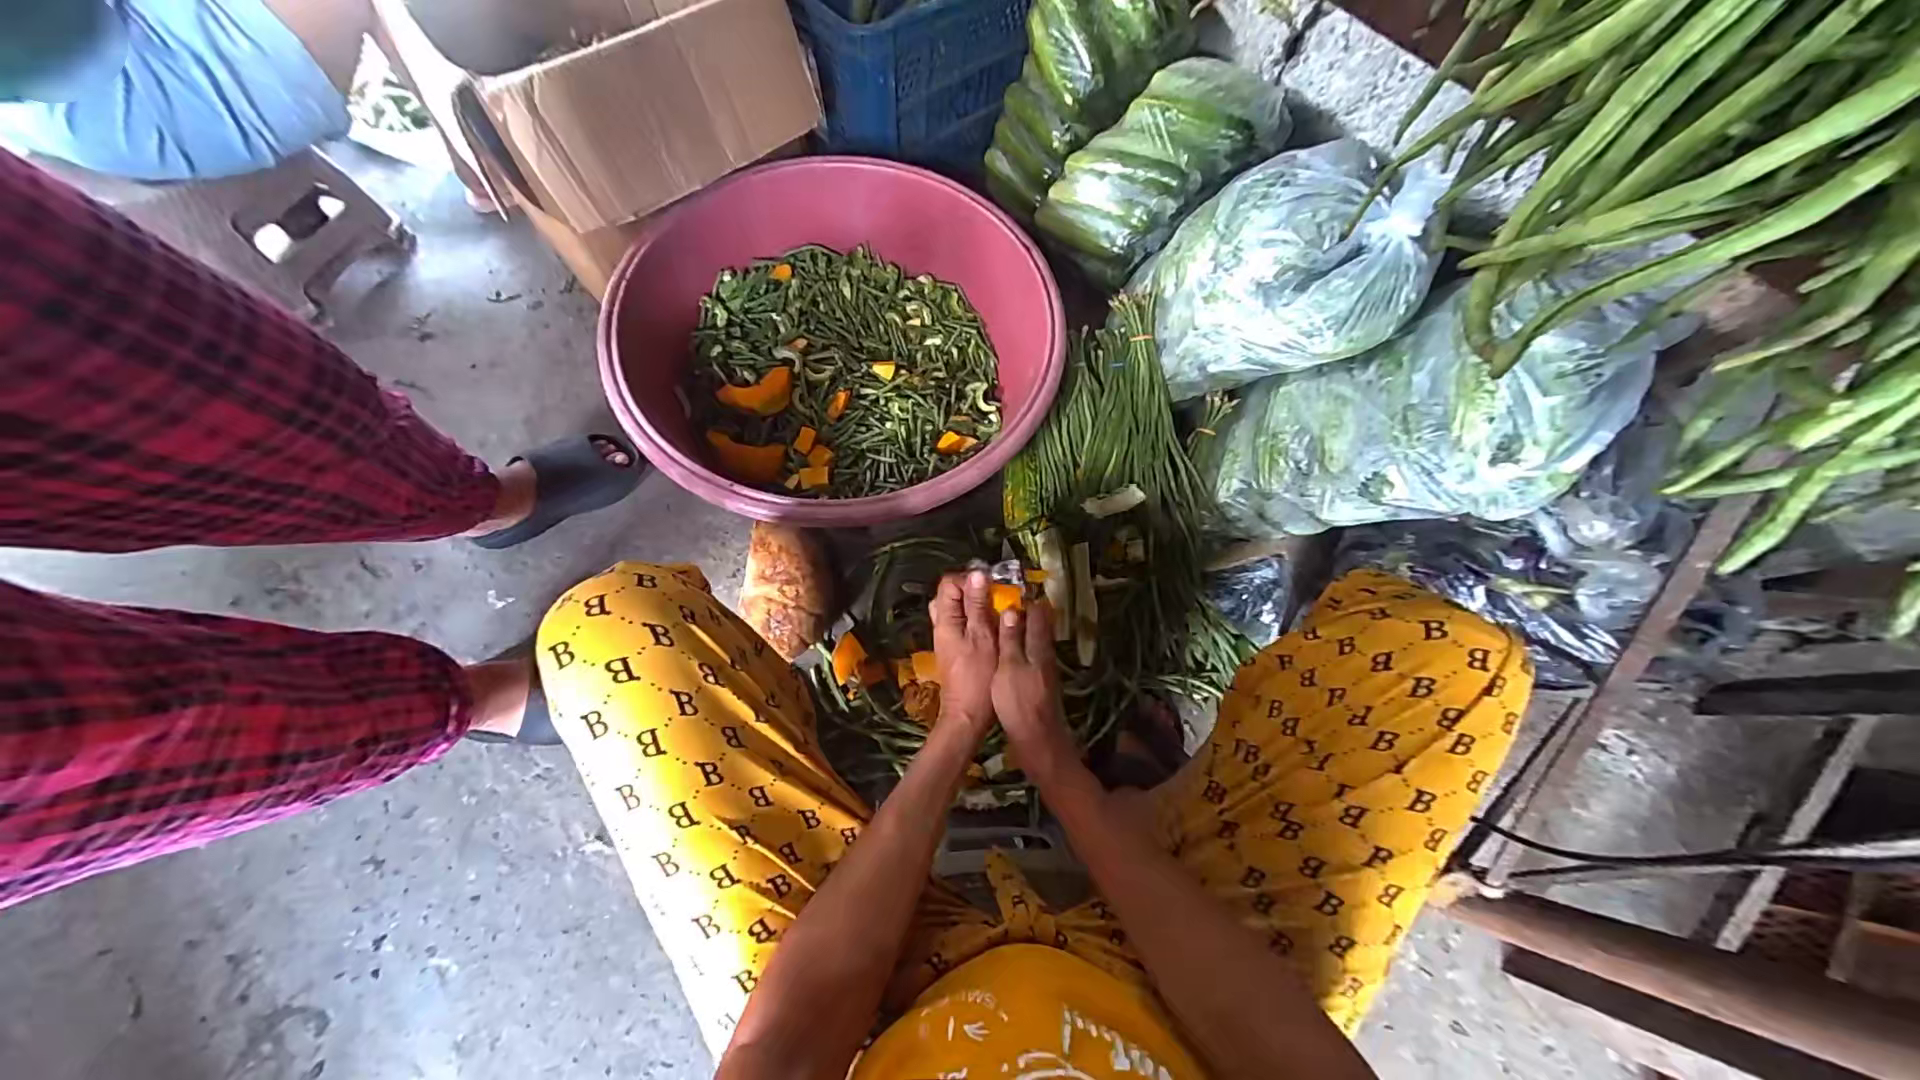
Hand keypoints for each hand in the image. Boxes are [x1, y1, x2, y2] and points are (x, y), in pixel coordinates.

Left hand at [929, 570, 997, 737]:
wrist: (968, 715)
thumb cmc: (978, 678)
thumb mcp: (983, 637)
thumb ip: (978, 606)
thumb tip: (977, 574)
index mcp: (945, 621)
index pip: (949, 584)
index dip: (970, 578)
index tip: (993, 583)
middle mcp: (942, 626)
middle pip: (951, 595)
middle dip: (973, 590)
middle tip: (996, 594)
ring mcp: (948, 639)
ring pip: (958, 610)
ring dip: (977, 605)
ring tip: (998, 609)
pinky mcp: (957, 650)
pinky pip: (964, 625)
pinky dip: (978, 620)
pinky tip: (995, 627)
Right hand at [991, 601, 1076, 783]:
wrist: (1037, 738)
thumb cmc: (1019, 702)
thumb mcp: (1009, 668)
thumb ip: (1011, 640)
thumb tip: (1011, 611)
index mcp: (1038, 648)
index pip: (1037, 617)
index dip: (1029, 601)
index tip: (1018, 588)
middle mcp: (1045, 655)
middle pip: (1041, 628)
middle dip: (1032, 613)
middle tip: (1018, 599)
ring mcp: (1045, 671)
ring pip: (1038, 641)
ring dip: (1028, 628)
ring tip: (1014, 618)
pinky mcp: (1041, 684)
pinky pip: (1034, 655)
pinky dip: (1026, 645)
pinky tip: (1017, 649)